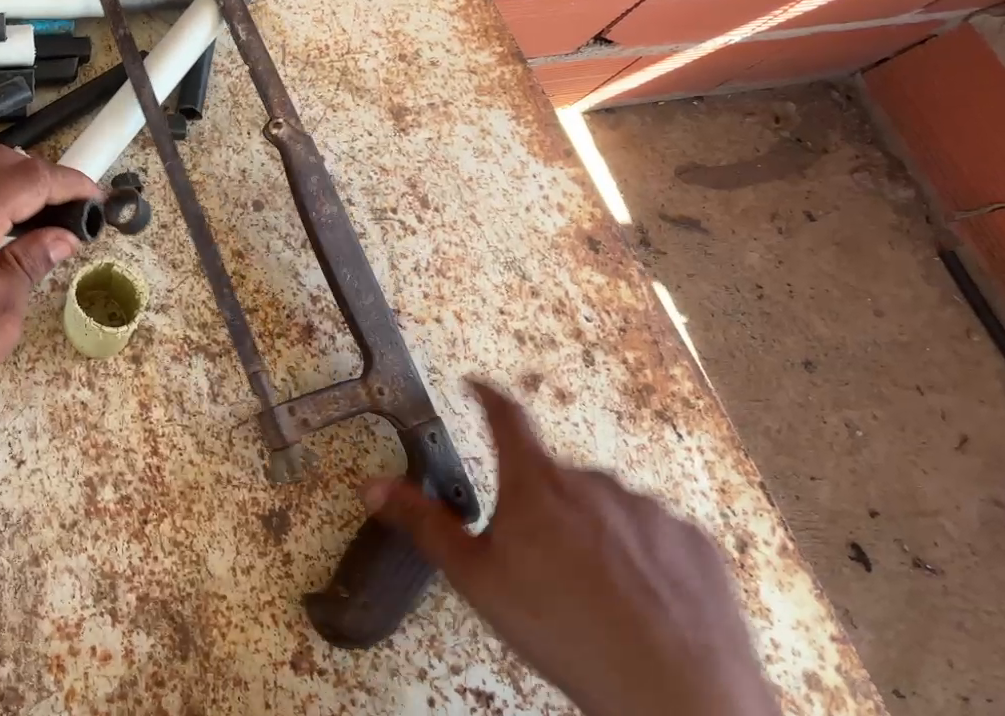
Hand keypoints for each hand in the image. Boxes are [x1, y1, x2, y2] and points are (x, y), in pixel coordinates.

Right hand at [364, 383, 778, 715]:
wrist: (675, 694)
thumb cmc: (564, 631)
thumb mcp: (475, 579)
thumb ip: (423, 523)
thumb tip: (372, 486)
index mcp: (536, 484)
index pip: (505, 418)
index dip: (486, 396)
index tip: (476, 386)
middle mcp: (594, 482)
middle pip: (554, 478)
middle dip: (542, 505)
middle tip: (537, 559)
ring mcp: (651, 511)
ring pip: (605, 508)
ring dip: (592, 531)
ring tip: (593, 592)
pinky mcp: (696, 543)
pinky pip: (655, 535)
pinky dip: (641, 555)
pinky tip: (639, 600)